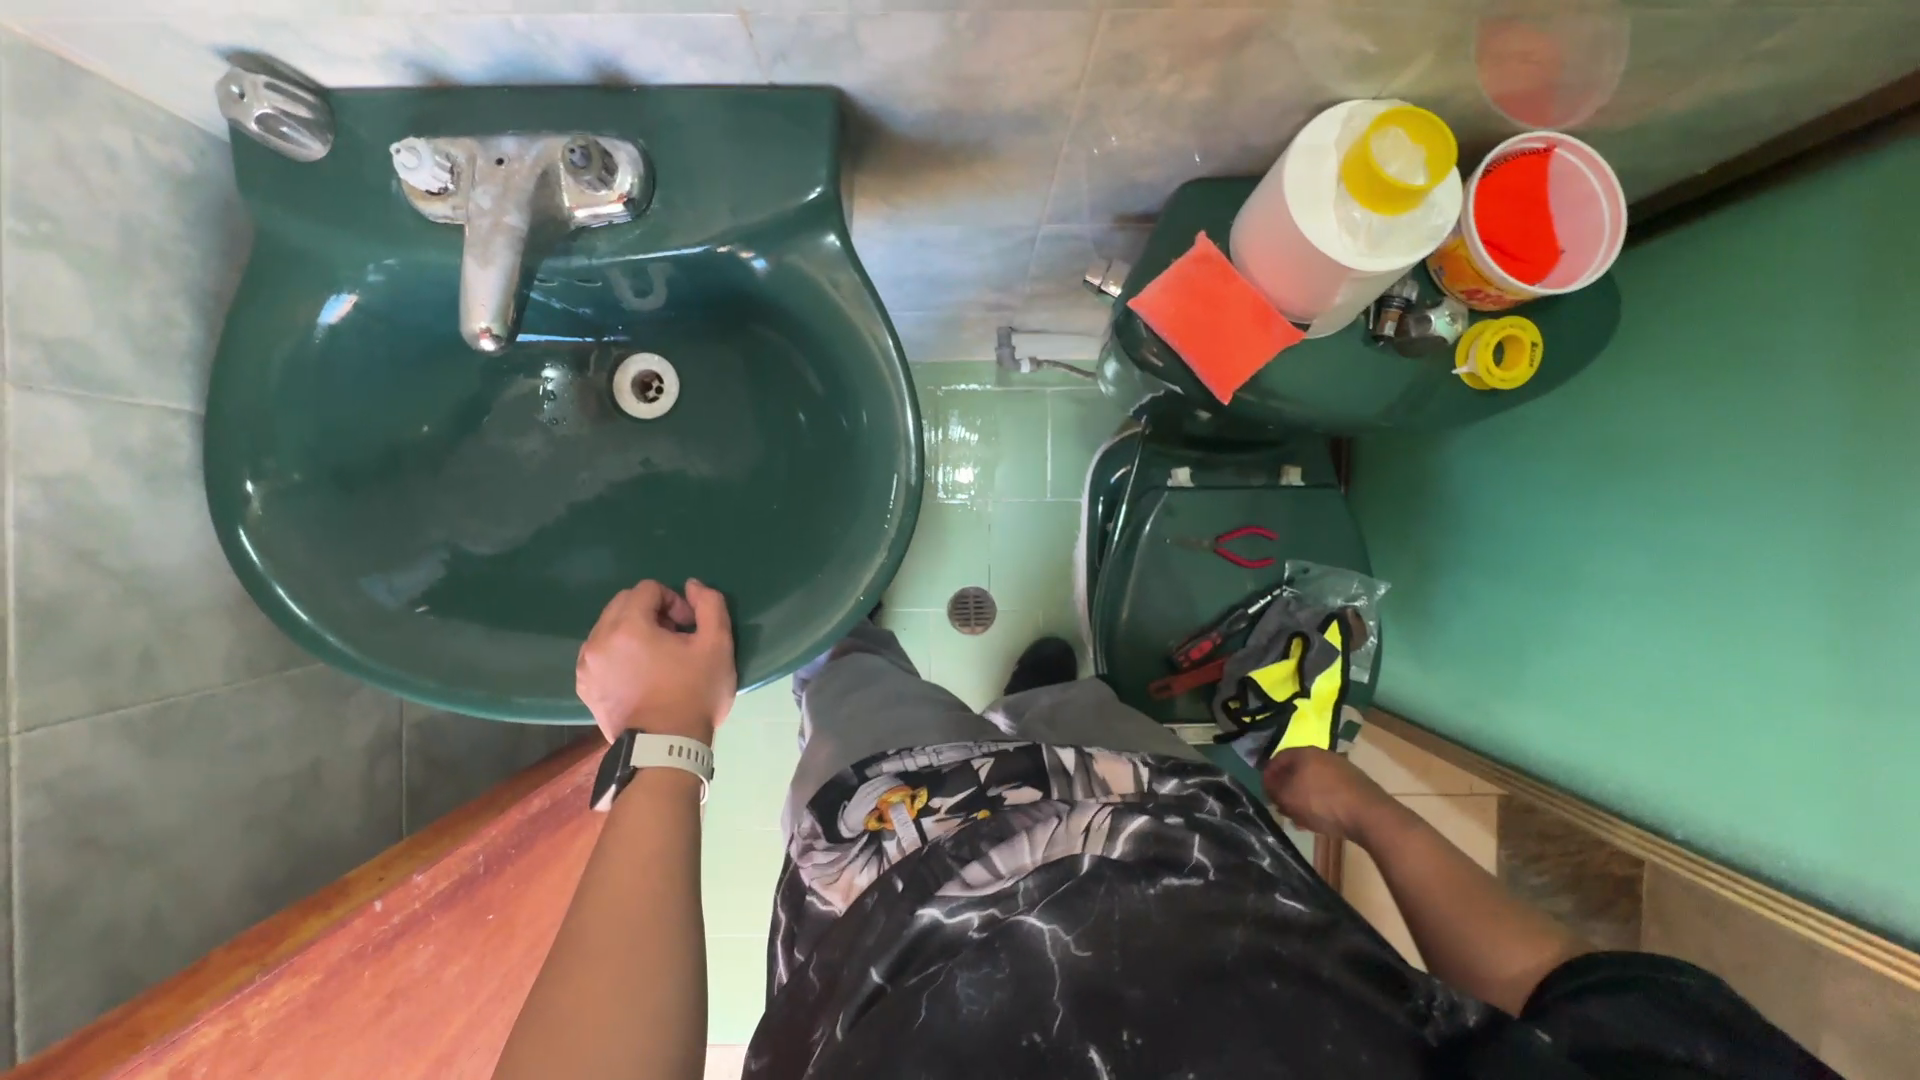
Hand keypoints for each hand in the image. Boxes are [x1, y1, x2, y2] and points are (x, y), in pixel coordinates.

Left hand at [576, 579, 734, 744]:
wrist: (666, 748)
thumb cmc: (694, 694)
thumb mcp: (717, 645)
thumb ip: (710, 605)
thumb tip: (693, 586)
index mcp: (627, 626)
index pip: (648, 589)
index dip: (674, 601)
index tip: (689, 627)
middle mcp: (598, 640)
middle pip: (624, 603)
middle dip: (652, 612)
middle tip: (676, 638)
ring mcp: (586, 665)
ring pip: (609, 628)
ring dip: (634, 631)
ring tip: (658, 658)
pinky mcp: (585, 686)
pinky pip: (600, 653)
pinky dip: (619, 653)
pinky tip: (641, 675)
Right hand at [1262, 747, 1396, 842]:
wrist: (1369, 815)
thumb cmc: (1321, 802)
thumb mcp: (1287, 797)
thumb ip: (1272, 789)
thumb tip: (1270, 785)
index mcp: (1304, 752)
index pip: (1277, 758)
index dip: (1268, 776)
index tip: (1266, 794)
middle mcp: (1323, 755)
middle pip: (1297, 770)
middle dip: (1287, 788)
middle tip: (1283, 806)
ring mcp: (1342, 769)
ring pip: (1314, 782)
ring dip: (1305, 797)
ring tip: (1301, 817)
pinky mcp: (1356, 784)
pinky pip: (1331, 791)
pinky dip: (1322, 802)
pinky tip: (1322, 818)